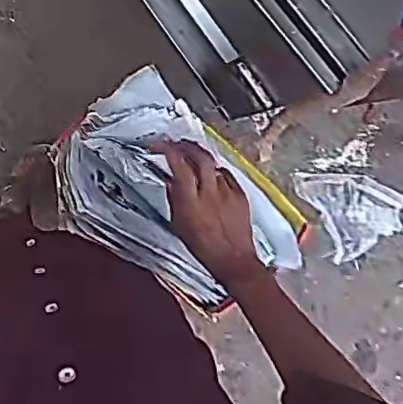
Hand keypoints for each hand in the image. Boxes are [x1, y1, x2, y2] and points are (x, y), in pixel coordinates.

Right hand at [155, 140, 267, 285]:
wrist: (234, 260)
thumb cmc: (205, 248)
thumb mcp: (179, 225)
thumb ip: (174, 200)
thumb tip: (170, 182)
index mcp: (191, 203)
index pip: (179, 167)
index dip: (169, 151)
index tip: (161, 146)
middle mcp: (210, 194)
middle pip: (200, 156)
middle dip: (187, 145)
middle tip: (177, 143)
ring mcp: (228, 193)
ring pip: (214, 164)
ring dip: (201, 156)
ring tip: (192, 155)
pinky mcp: (240, 195)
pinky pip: (226, 175)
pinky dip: (216, 171)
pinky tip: (211, 175)